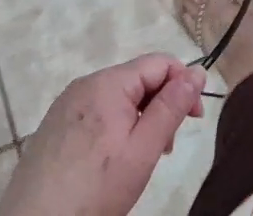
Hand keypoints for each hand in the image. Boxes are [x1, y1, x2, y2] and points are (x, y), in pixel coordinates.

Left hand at [0, 53, 206, 215]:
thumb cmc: (95, 190)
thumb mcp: (143, 150)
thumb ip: (172, 107)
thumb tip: (198, 70)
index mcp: (107, 82)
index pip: (159, 62)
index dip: (183, 85)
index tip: (194, 120)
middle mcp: (84, 84)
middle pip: (137, 79)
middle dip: (160, 105)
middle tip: (167, 147)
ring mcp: (65, 105)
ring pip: (118, 98)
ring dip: (139, 119)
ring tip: (141, 158)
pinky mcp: (53, 127)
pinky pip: (96, 113)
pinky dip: (115, 128)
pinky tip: (111, 162)